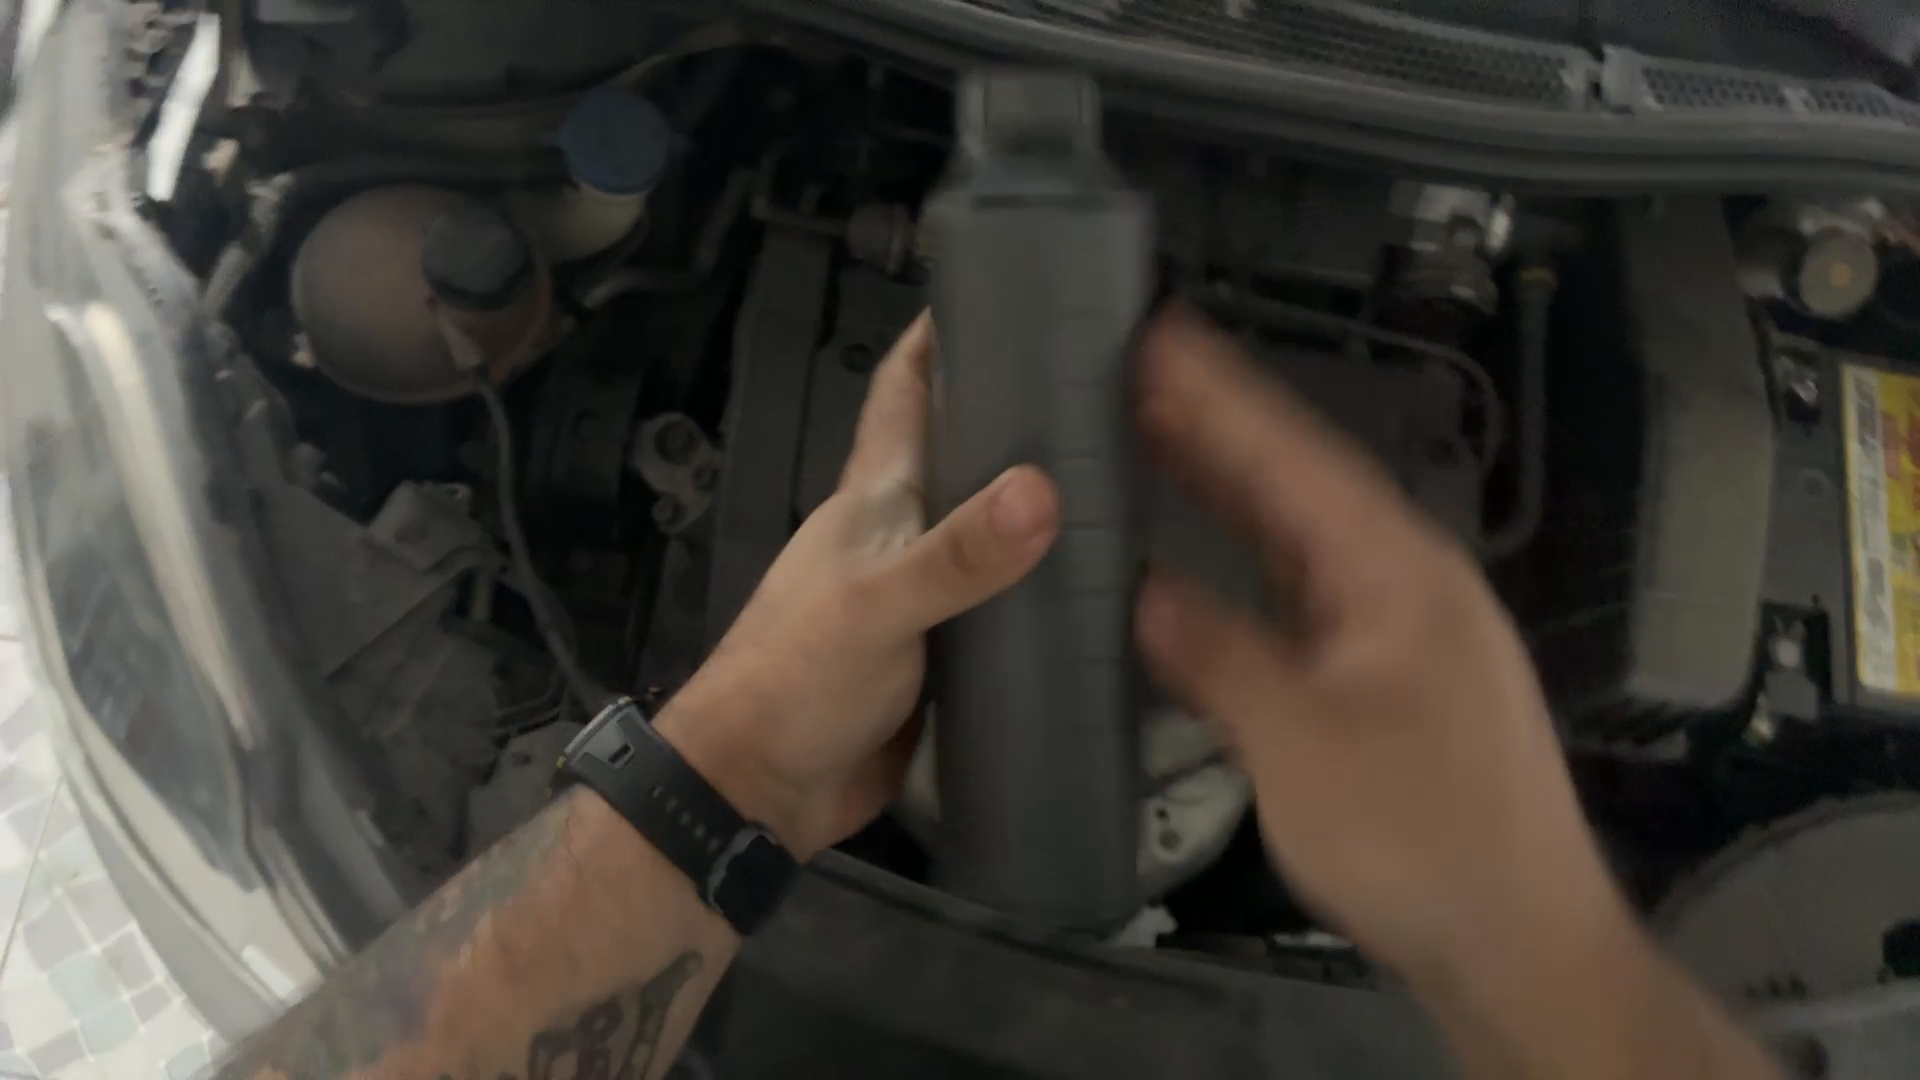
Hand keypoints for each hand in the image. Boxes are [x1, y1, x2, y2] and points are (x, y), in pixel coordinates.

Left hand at [656, 314, 1059, 859]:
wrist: (766, 786)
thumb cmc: (800, 676)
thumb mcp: (877, 605)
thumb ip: (954, 554)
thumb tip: (1042, 490)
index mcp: (874, 494)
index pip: (902, 389)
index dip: (939, 336)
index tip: (1001, 292)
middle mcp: (901, 530)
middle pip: (962, 452)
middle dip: (1017, 416)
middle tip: (1102, 391)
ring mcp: (925, 590)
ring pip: (988, 527)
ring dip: (1037, 504)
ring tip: (1121, 479)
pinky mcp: (948, 646)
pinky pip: (1001, 598)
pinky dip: (1039, 582)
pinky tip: (1094, 579)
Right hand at [1133, 308, 1631, 984]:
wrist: (1508, 939)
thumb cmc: (1423, 839)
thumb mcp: (1308, 746)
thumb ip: (1222, 658)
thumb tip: (1144, 595)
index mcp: (1392, 572)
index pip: (1294, 458)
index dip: (1224, 395)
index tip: (1160, 338)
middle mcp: (1384, 577)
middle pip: (1285, 480)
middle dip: (1210, 422)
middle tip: (1131, 369)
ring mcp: (1369, 620)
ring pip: (1277, 530)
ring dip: (1212, 481)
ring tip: (1140, 430)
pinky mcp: (1349, 661)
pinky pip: (1273, 585)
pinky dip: (1222, 555)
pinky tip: (1174, 546)